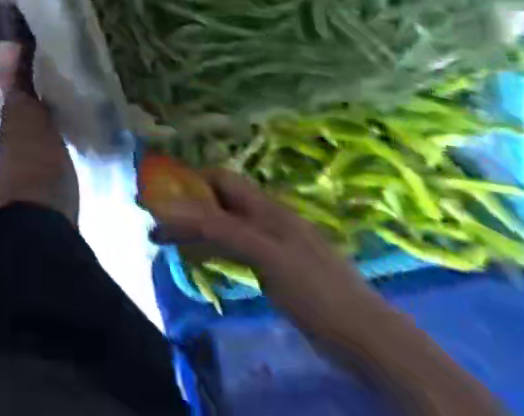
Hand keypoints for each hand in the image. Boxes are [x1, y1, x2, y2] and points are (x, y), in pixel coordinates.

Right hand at [147, 169, 386, 345]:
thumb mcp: (264, 253)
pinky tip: (197, 261)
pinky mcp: (276, 273)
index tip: (155, 191)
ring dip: (192, 230)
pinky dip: (209, 250)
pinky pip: (232, 250)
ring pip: (222, 227)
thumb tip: (165, 208)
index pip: (218, 178)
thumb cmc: (318, 291)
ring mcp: (273, 247)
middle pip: (216, 202)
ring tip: (163, 241)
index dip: (187, 179)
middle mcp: (267, 220)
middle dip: (183, 206)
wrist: (372, 344)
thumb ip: (215, 228)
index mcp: (267, 208)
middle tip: (150, 220)